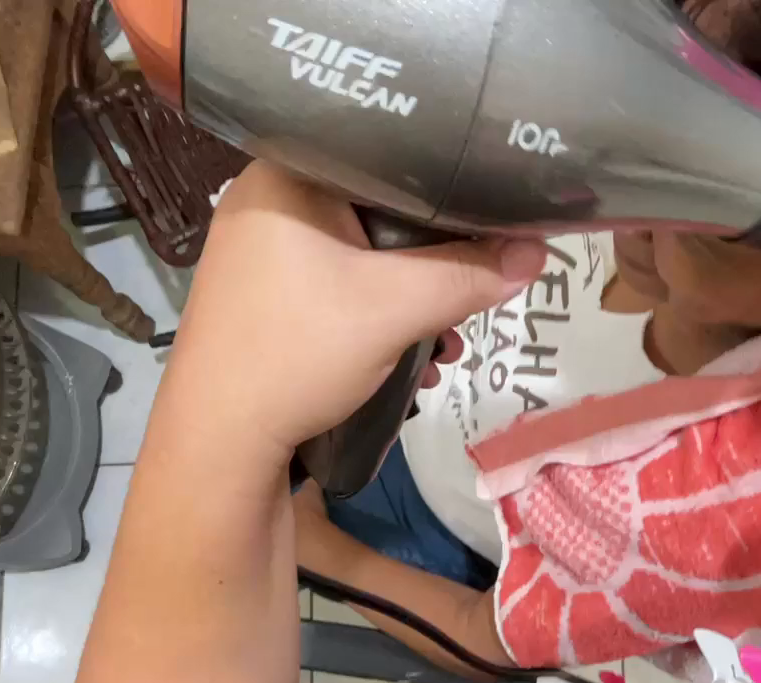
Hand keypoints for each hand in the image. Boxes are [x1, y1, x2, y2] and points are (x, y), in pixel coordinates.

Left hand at [167, 161, 544, 459]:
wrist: (221, 441)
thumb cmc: (299, 353)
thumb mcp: (395, 309)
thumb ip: (468, 277)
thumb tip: (540, 254)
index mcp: (288, 172)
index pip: (390, 162)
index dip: (448, 196)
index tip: (489, 229)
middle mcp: (269, 200)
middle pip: (380, 217)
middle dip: (433, 269)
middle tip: (469, 302)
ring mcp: (261, 254)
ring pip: (362, 262)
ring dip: (411, 304)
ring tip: (445, 346)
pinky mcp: (264, 299)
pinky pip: (337, 292)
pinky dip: (376, 320)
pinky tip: (406, 360)